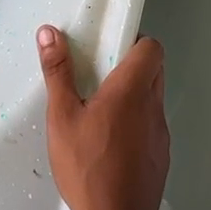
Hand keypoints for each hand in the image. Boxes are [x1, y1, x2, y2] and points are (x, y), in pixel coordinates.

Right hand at [38, 25, 170, 209]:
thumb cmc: (89, 172)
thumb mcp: (62, 115)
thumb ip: (57, 71)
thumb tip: (50, 37)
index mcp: (131, 92)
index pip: (151, 48)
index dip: (135, 39)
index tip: (113, 40)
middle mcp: (152, 110)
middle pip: (155, 70)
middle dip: (133, 62)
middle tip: (103, 68)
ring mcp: (160, 137)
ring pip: (154, 99)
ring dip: (135, 94)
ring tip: (102, 105)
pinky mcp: (160, 159)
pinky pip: (152, 127)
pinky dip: (137, 123)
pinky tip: (110, 138)